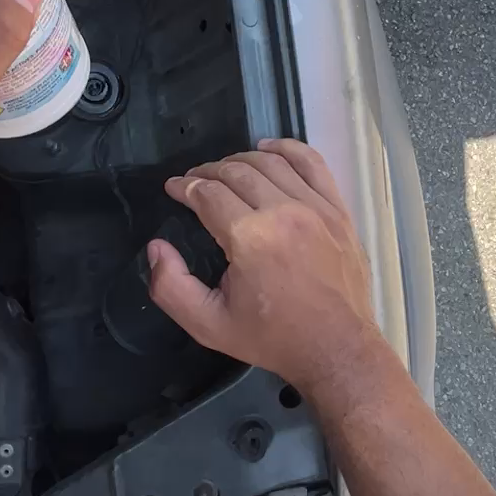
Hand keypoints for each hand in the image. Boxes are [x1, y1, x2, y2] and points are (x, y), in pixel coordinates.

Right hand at [147, 139, 386, 397]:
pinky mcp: (338, 209)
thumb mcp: (208, 325)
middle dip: (208, 171)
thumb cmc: (272, 337)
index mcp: (250, 237)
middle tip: (194, 181)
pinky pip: (312, 163)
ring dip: (241, 159)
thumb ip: (171, 287)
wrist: (336, 348)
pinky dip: (289, 148)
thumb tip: (156, 248)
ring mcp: (315, 206)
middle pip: (237, 172)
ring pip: (271, 162)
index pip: (208, 193)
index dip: (185, 186)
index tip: (174, 188)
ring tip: (225, 169)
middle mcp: (283, 212)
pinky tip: (270, 147)